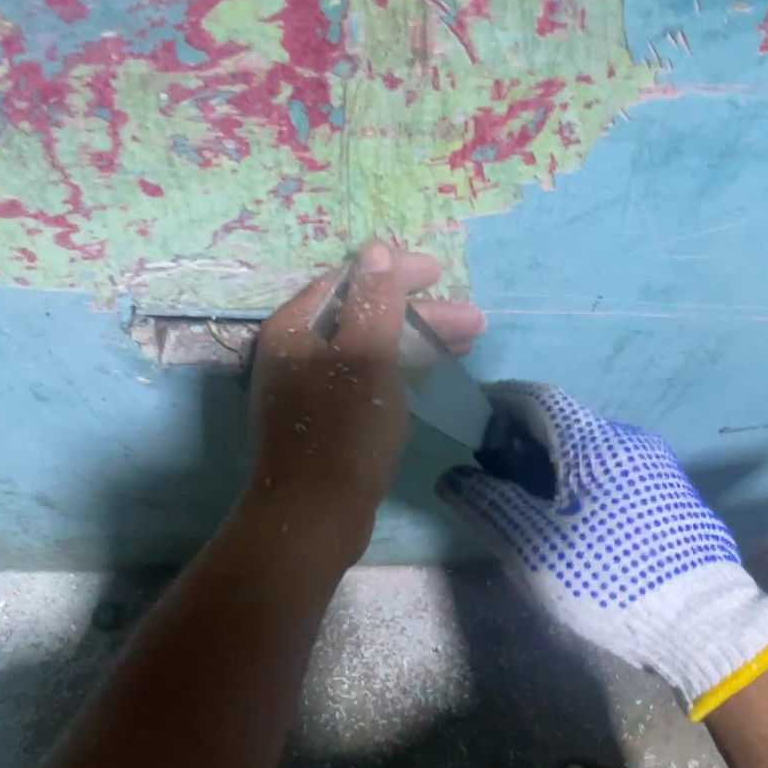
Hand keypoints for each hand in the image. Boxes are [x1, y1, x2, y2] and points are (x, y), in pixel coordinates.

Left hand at [247, 243, 484, 560]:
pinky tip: (431, 373)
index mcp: (295, 328)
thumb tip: (376, 251)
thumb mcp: (366, 358)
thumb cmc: (342, 432)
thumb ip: (375, 302)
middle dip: (420, 313)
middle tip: (472, 321)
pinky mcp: (324, 419)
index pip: (349, 280)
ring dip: (417, 341)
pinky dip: (400, 370)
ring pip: (369, 349)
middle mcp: (296, 352)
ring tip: (468, 343)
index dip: (397, 271)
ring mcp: (308, 388)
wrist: (315, 516)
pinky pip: (365, 378)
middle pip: (363, 315)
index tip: (440, 273)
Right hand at [436, 383, 767, 718]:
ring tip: (527, 502)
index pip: (539, 398)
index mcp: (594, 444)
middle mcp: (630, 443)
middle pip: (565, 423)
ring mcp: (658, 470)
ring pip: (591, 451)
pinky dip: (581, 482)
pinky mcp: (673, 499)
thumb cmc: (607, 576)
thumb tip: (452, 476)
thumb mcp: (533, 547)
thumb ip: (488, 504)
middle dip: (522, 438)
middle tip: (491, 470)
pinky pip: (615, 474)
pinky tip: (572, 522)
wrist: (703, 626)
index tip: (473, 416)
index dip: (501, 400)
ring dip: (552, 463)